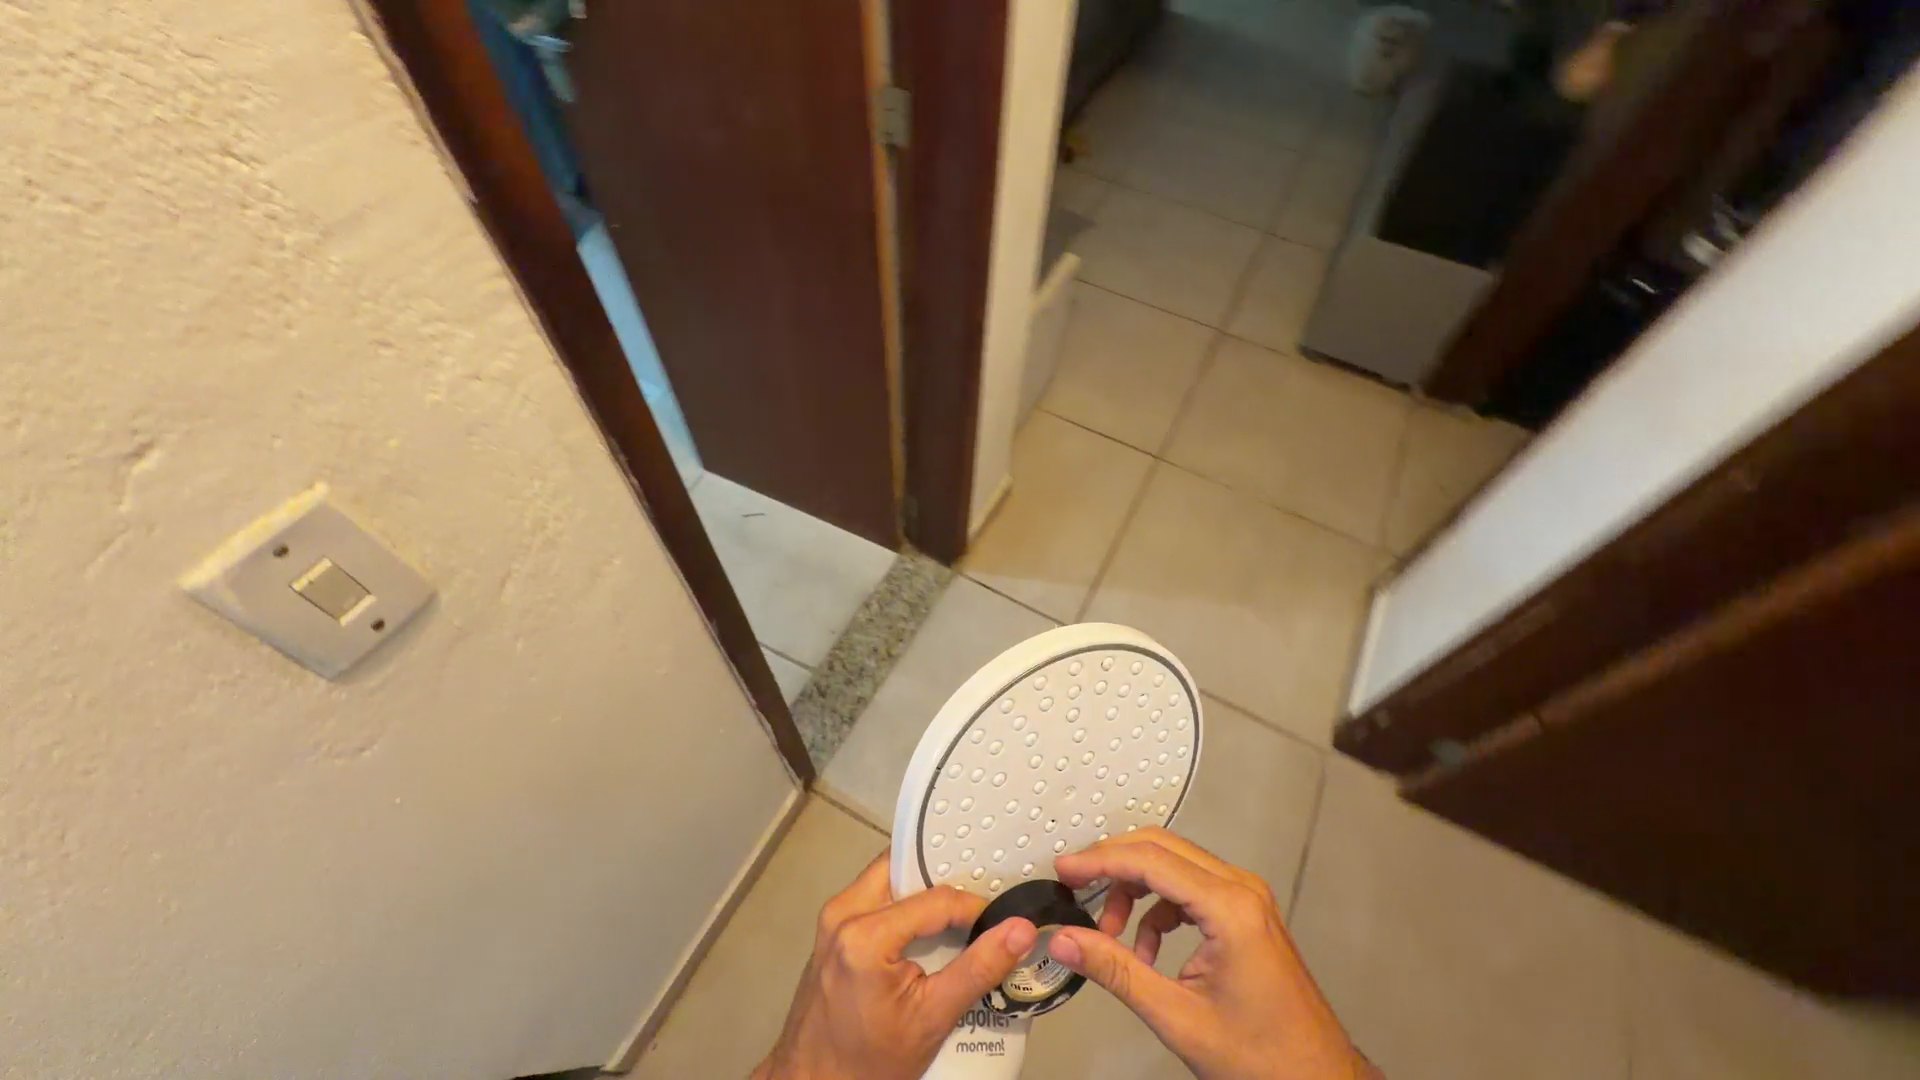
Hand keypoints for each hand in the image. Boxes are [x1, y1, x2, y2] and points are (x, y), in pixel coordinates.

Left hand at [753, 851, 1037, 1079]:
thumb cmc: (871, 1060)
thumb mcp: (932, 1019)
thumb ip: (978, 969)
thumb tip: (1021, 929)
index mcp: (865, 934)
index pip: (935, 899)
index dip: (975, 906)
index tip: (1003, 920)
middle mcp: (843, 911)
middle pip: (906, 868)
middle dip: (945, 878)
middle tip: (982, 900)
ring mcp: (833, 915)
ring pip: (890, 876)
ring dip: (925, 888)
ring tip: (962, 911)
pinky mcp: (833, 925)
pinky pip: (877, 893)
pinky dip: (907, 901)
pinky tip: (931, 925)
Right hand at [1048, 829, 1378, 1079]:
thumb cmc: (1259, 1058)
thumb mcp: (1177, 1018)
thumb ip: (1116, 971)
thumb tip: (1063, 938)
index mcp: (1229, 908)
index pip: (1151, 860)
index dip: (1100, 860)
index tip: (1063, 870)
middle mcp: (1240, 888)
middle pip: (1161, 848)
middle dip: (1113, 865)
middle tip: (1075, 888)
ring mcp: (1246, 897)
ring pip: (1173, 864)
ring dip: (1134, 889)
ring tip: (1110, 935)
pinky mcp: (1245, 913)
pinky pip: (1188, 889)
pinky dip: (1158, 909)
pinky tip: (1146, 951)